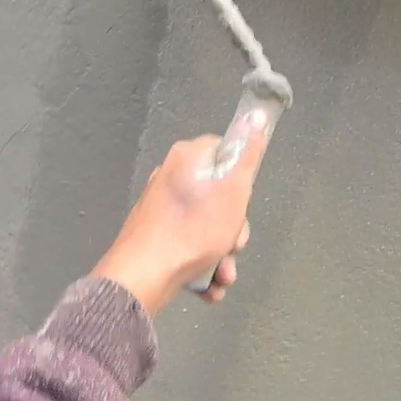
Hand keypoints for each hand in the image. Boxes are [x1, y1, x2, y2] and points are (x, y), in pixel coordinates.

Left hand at [91, 109, 270, 314]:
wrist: (142, 277)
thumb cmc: (190, 233)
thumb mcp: (233, 191)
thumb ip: (248, 153)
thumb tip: (258, 114)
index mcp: (187, 158)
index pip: (227, 153)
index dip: (243, 182)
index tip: (243, 204)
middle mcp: (171, 178)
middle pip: (221, 197)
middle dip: (234, 230)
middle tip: (233, 246)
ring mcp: (162, 209)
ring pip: (208, 228)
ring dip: (222, 256)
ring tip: (222, 276)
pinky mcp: (157, 236)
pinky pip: (190, 246)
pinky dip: (203, 266)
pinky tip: (209, 286)